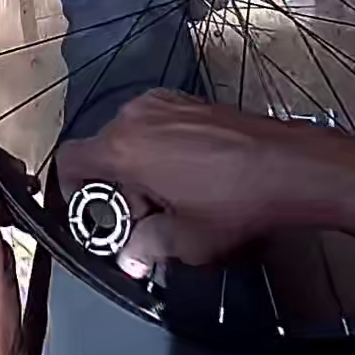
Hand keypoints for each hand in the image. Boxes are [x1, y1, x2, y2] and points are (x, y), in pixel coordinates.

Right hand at [55, 90, 313, 278]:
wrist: (284, 162)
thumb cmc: (231, 202)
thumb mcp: (186, 239)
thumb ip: (147, 247)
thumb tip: (130, 259)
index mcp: (122, 148)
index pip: (70, 158)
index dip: (70, 186)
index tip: (92, 210)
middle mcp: (132, 115)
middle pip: (104, 150)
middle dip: (118, 186)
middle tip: (150, 216)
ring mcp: (157, 100)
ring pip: (129, 135)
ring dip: (138, 164)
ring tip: (175, 193)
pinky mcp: (181, 96)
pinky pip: (152, 121)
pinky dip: (157, 144)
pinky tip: (191, 167)